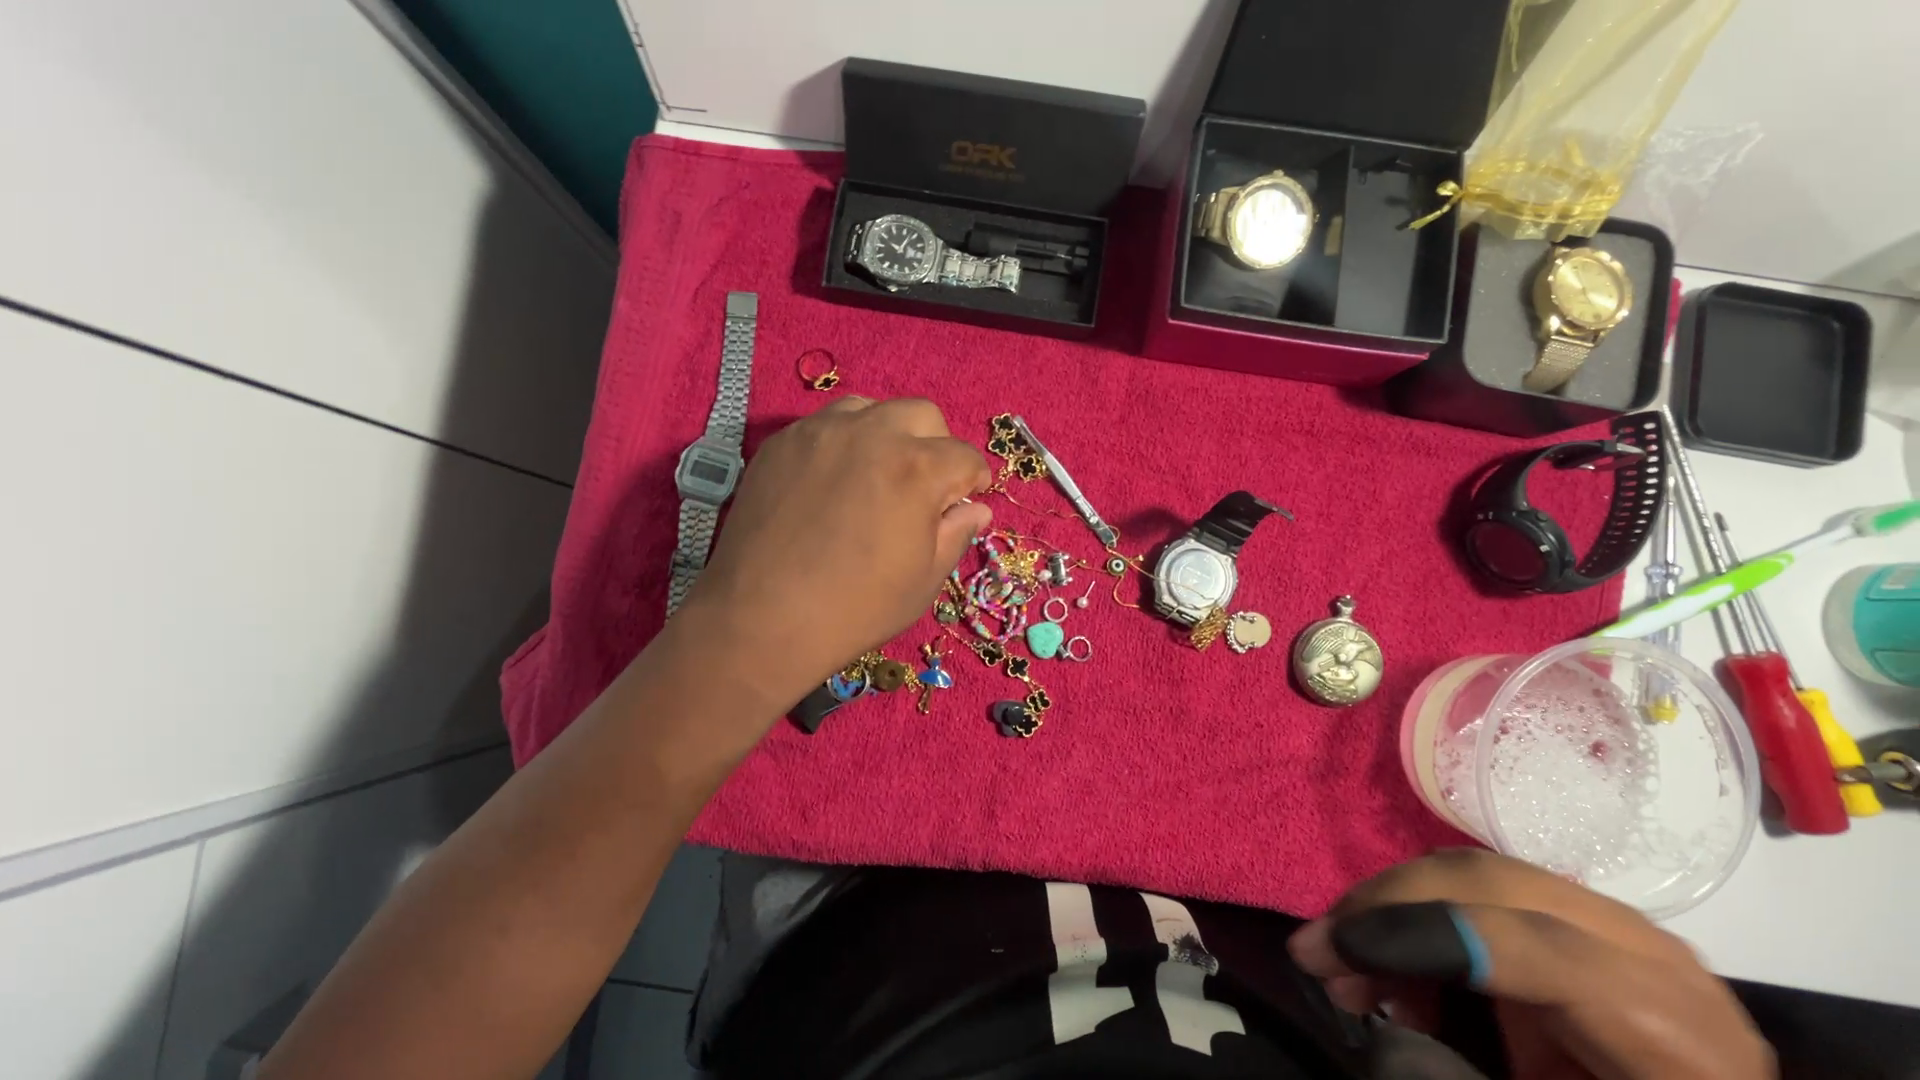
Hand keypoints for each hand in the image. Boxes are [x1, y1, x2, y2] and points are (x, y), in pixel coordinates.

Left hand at [683, 397, 991, 712]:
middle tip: (925, 486)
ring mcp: (821, 432)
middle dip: (934, 444)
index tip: (967, 499)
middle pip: (921, 415)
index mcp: (918, 467)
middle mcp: (872, 432)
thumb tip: (975, 509)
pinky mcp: (781, 442)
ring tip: (876, 474)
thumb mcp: (924, 580)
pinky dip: (841, 444)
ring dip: (885, 434)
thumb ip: (955, 533)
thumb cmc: (857, 608)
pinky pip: (824, 426)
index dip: (973, 479)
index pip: (964, 455)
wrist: (762, 619)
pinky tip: (832, 483)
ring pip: (869, 409)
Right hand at [1287, 849, 1773, 1079]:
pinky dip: (1423, 917)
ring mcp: (1614, 926)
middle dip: (1386, 905)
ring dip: (1393, 908)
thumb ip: (1461, 1069)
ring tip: (1346, 972)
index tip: (1330, 957)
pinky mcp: (1584, 923)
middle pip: (1490, 884)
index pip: (1532, 946)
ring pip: (1476, 874)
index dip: (1422, 937)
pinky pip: (1485, 894)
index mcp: (1668, 1031)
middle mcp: (1645, 954)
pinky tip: (1398, 974)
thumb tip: (1381, 1034)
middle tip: (1316, 952)